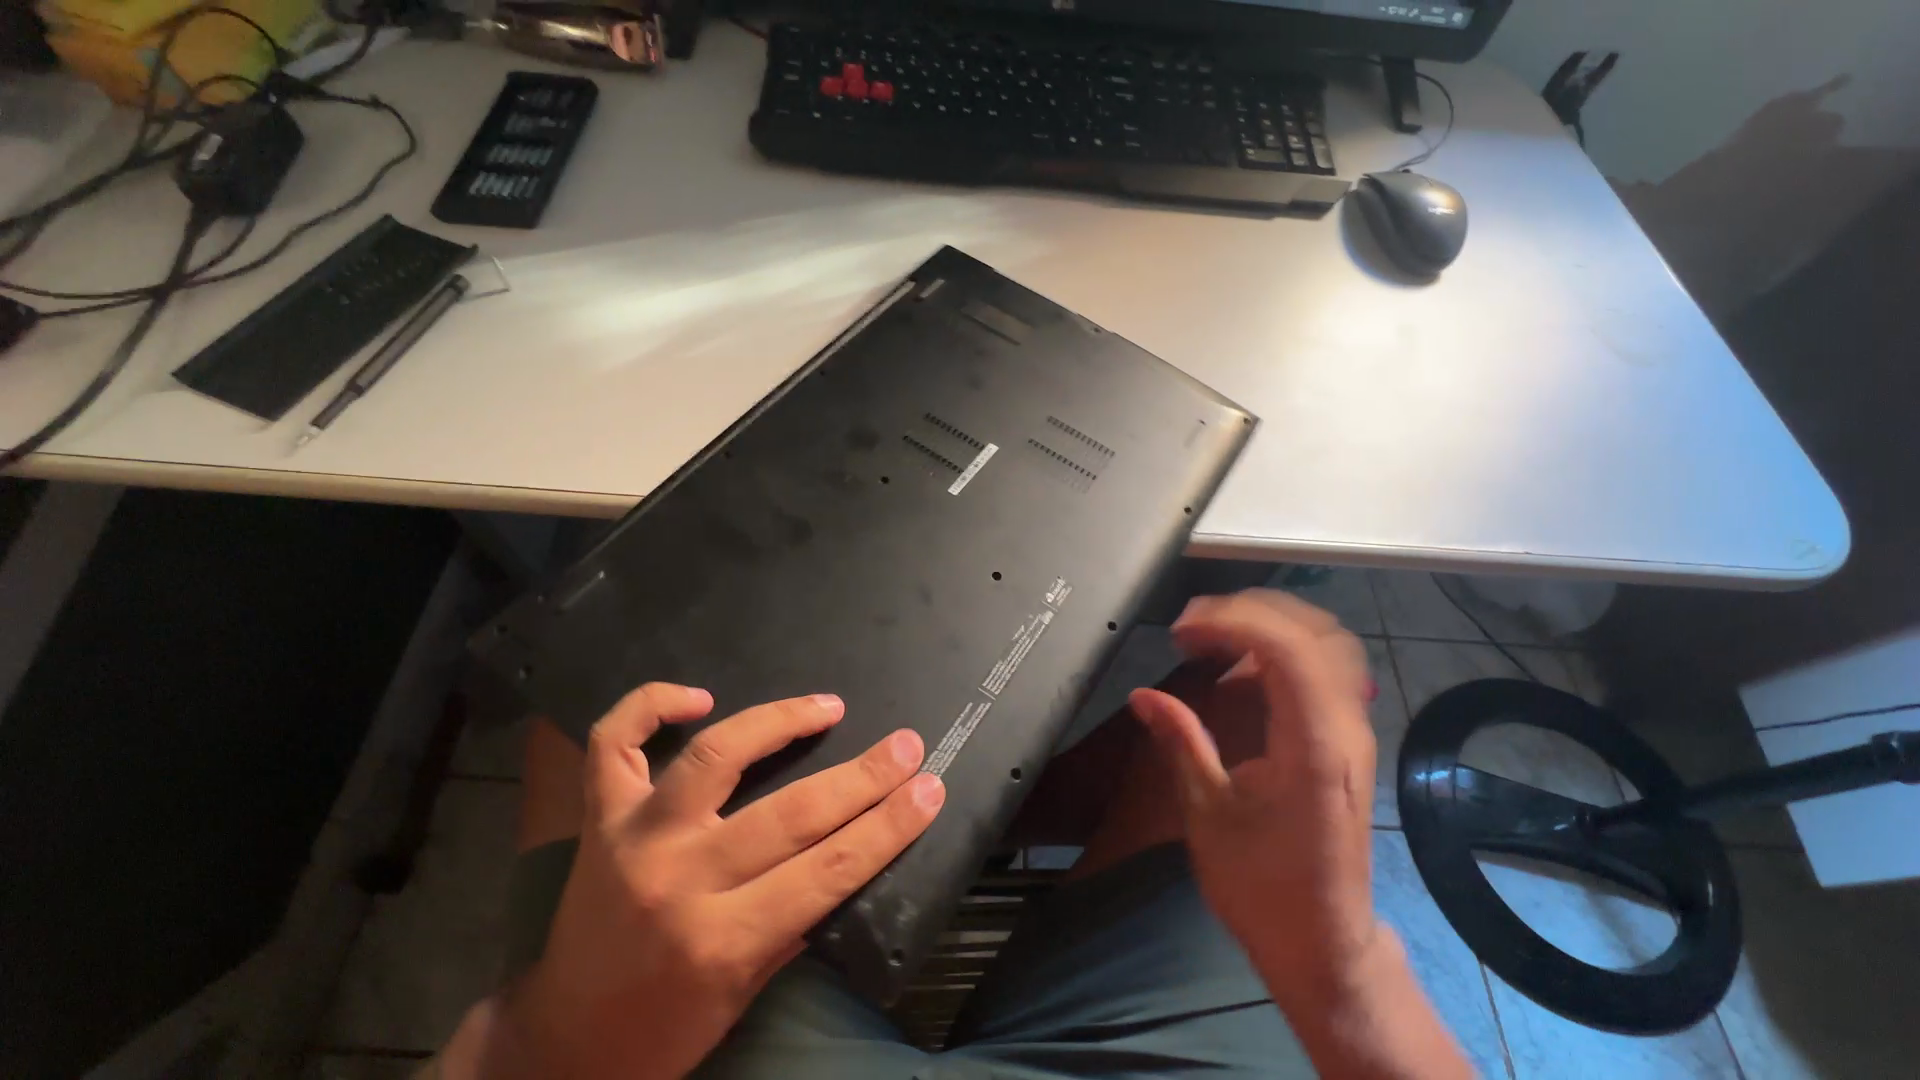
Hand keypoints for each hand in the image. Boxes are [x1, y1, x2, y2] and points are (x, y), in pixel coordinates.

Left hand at [483, 684, 945, 1079]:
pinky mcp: (598, 818)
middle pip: (791, 813)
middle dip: (862, 777)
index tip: (929, 789)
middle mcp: (679, 879)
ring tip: (827, 704)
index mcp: (724, 939)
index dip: (889, 826)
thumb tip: (853, 848)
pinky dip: (649, 705)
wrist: (566, 1043)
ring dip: (779, 722)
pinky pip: (614, 743)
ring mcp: (634, 839)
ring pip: (713, 757)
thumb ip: (798, 918)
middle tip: (905, 745)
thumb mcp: (749, 989)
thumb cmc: (669, 1025)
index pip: (829, 869)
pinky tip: (698, 696)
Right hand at [1127, 590, 1381, 1010]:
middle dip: (1249, 612)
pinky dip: (1283, 650)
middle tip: (1191, 628)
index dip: (1231, 622)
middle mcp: (1346, 728)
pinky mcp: (1348, 741)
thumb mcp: (1208, 814)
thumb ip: (1182, 743)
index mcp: (1313, 746)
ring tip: (1213, 637)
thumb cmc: (1262, 886)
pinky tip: (1241, 669)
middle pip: (1314, 632)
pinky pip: (1326, 670)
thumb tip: (1143, 696)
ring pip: (1328, 645)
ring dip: (1270, 625)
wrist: (1323, 942)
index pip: (1286, 649)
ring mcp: (1355, 732)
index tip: (1181, 633)